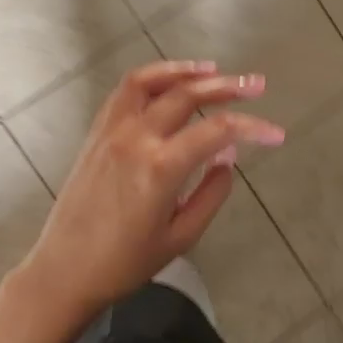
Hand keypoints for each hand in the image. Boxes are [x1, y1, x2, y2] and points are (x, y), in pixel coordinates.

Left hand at [17, 60, 283, 321]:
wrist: (66, 272)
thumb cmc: (126, 264)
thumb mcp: (181, 237)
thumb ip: (211, 194)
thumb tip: (226, 157)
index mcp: (161, 168)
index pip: (218, 132)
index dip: (253, 128)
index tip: (277, 135)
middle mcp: (135, 139)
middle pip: (187, 96)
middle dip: (227, 87)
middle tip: (257, 85)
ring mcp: (111, 133)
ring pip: (150, 82)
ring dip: (185, 72)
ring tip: (213, 71)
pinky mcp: (95, 136)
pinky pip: (124, 94)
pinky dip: (151, 80)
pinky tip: (168, 84)